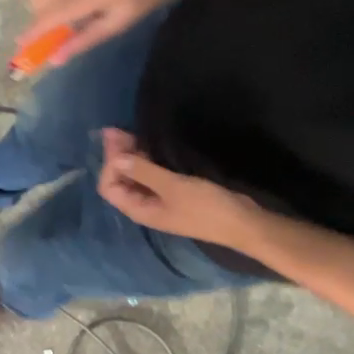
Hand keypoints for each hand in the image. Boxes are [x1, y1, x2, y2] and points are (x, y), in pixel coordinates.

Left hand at [96, 128, 262, 246]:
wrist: (244, 223)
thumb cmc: (206, 207)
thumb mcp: (173, 187)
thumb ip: (144, 172)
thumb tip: (116, 158)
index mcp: (137, 209)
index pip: (109, 186)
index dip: (109, 164)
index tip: (117, 140)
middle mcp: (143, 206)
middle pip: (120, 180)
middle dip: (117, 157)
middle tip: (118, 131)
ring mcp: (159, 200)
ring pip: (135, 177)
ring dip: (131, 157)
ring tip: (130, 133)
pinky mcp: (174, 193)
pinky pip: (152, 176)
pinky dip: (147, 162)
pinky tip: (150, 147)